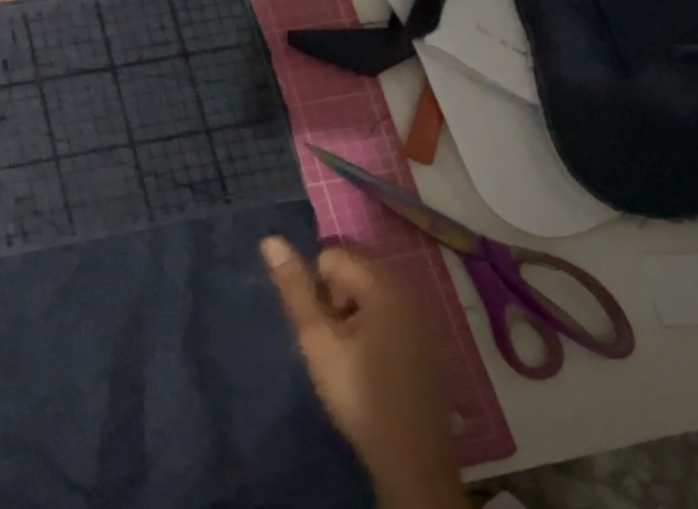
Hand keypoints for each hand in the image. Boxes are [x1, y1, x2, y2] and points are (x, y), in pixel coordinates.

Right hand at [261, 237, 468, 508]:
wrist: (411, 458)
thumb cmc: (358, 392)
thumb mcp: (316, 338)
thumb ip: (294, 287)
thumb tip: (270, 238)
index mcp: (384, 288)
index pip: (333, 255)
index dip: (317, 286)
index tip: (321, 324)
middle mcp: (409, 296)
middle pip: (354, 273)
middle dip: (334, 299)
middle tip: (331, 341)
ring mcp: (423, 323)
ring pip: (369, 297)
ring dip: (351, 317)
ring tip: (347, 356)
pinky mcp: (427, 346)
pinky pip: (388, 318)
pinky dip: (372, 332)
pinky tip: (369, 368)